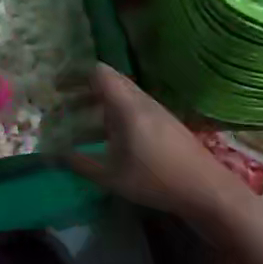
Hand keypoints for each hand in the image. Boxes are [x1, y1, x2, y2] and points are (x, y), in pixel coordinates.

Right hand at [63, 64, 251, 218]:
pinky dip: (114, 115)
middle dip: (84, 90)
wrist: (206, 190)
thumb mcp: (110, 176)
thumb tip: (56, 154)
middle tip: (64, 105)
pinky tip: (108, 138)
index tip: (57, 88)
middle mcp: (141, 101)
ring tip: (80, 124)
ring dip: (99, 104)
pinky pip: (134, 108)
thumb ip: (81, 163)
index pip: (98, 73)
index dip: (75, 75)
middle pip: (110, 82)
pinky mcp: (165, 123)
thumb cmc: (154, 180)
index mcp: (126, 106)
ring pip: (122, 96)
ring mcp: (156, 111)